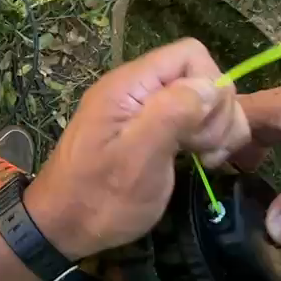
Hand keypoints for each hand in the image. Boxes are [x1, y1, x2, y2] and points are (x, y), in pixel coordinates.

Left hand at [25, 40, 251, 259]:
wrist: (63, 226)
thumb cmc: (99, 197)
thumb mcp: (137, 158)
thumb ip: (172, 114)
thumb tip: (210, 86)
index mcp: (128, 85)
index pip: (190, 55)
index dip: (211, 89)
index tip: (203, 131)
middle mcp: (135, 88)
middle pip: (199, 76)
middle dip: (216, 112)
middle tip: (203, 151)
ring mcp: (141, 109)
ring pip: (200, 99)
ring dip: (215, 128)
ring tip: (203, 158)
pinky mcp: (147, 129)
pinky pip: (190, 118)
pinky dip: (204, 137)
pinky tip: (200, 160)